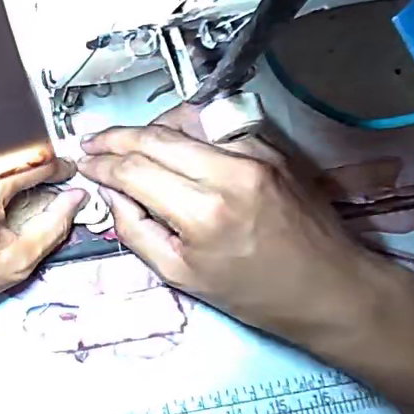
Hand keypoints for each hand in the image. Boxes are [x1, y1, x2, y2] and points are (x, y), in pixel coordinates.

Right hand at [78, 107, 413, 349]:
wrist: (329, 286)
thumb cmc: (254, 294)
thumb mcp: (184, 277)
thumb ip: (137, 232)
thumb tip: (110, 194)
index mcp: (204, 212)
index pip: (135, 170)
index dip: (102, 164)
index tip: (84, 164)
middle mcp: (229, 170)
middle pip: (155, 136)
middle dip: (115, 137)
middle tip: (92, 142)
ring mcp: (254, 152)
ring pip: (185, 119)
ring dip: (149, 127)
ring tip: (126, 142)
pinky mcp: (270, 146)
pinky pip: (216, 125)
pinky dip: (186, 129)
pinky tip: (173, 143)